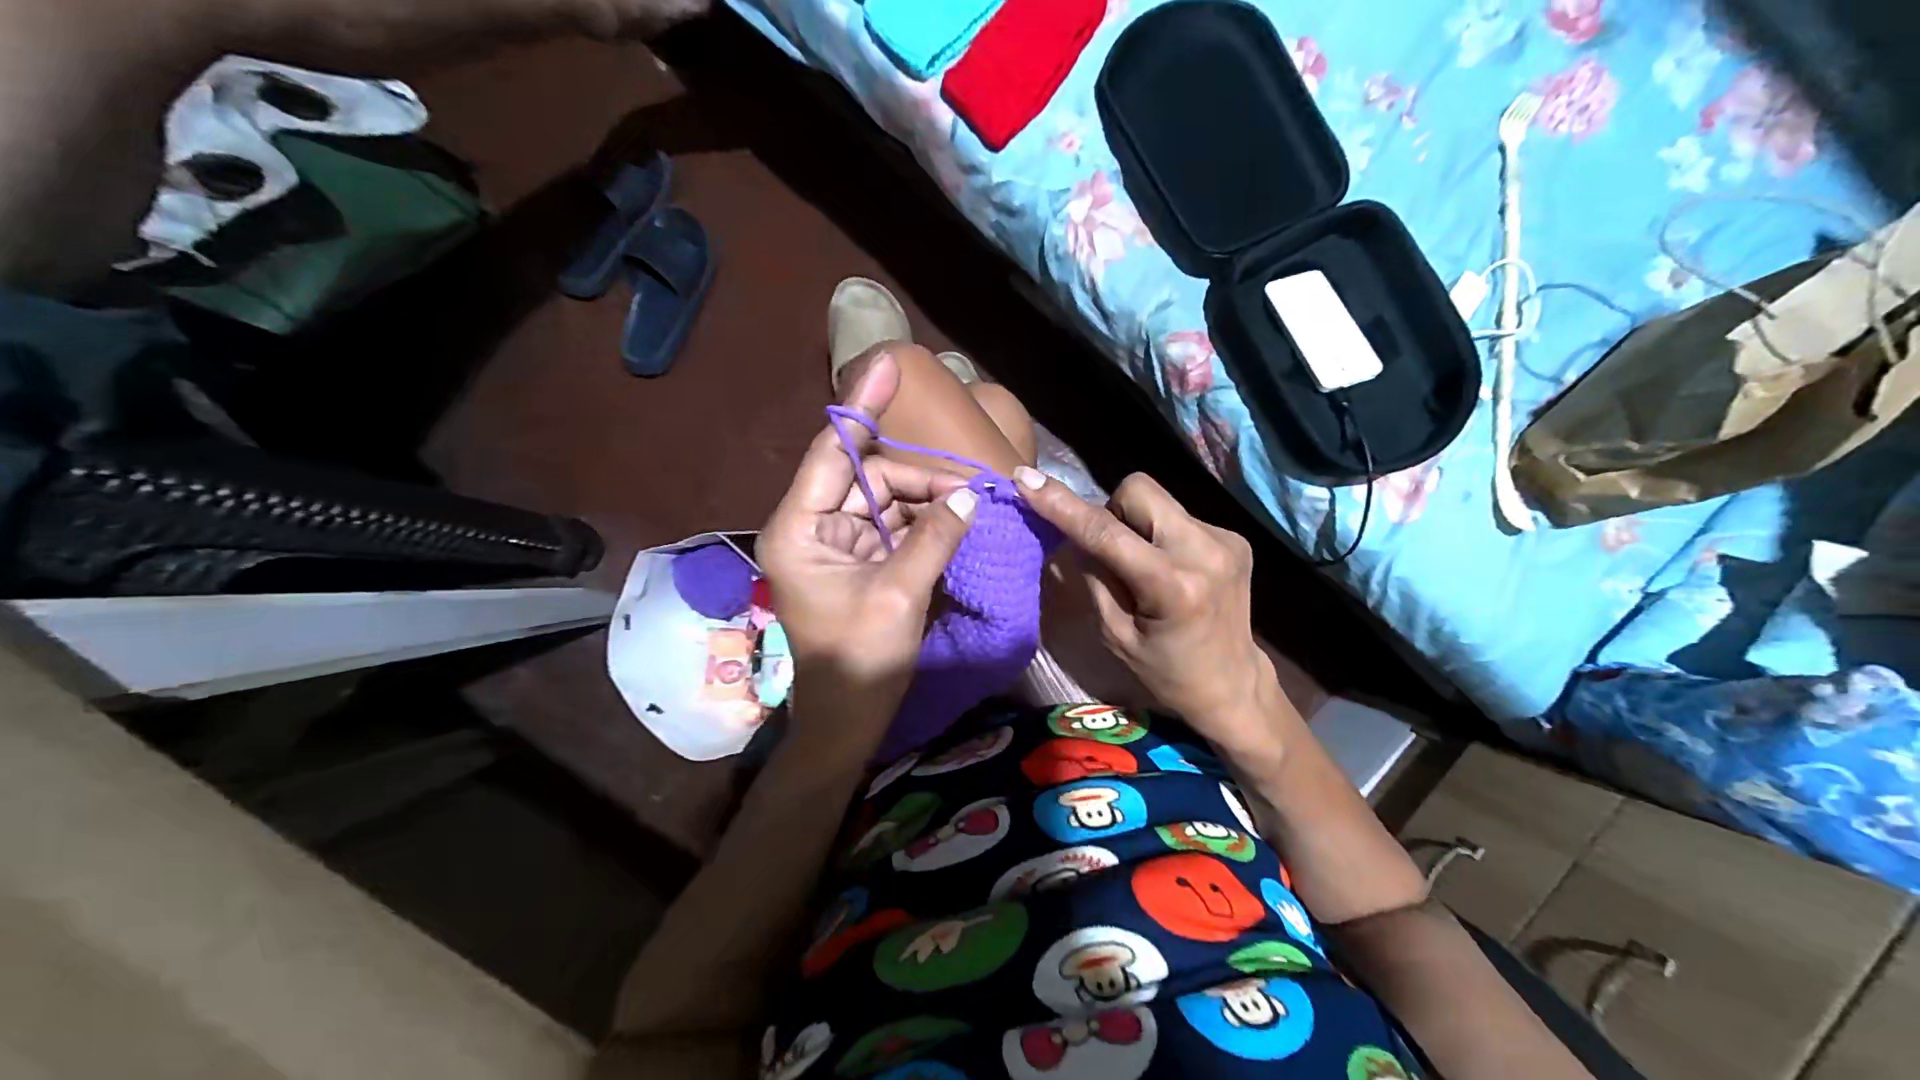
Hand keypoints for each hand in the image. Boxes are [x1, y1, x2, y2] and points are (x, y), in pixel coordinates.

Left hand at [757, 354, 977, 723]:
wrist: (848, 719)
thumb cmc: (860, 662)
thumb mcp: (900, 595)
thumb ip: (934, 537)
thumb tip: (969, 495)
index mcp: (800, 529)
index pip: (832, 452)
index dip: (862, 408)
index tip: (888, 365)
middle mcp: (812, 526)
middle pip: (869, 476)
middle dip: (919, 477)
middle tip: (970, 489)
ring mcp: (836, 542)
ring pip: (885, 499)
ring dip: (926, 499)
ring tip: (969, 504)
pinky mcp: (858, 559)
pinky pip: (892, 524)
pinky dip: (922, 520)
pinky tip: (953, 517)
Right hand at [1015, 468, 1292, 763]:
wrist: (1233, 685)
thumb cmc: (1165, 671)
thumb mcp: (1115, 634)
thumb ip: (1093, 577)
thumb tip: (1073, 531)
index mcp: (1173, 586)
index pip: (1106, 532)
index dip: (1062, 504)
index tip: (1027, 479)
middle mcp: (1205, 551)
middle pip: (1137, 491)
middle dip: (1112, 512)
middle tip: (1112, 554)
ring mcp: (1225, 539)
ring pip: (1157, 499)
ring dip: (1136, 523)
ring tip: (1143, 566)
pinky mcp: (1233, 537)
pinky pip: (1177, 515)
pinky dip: (1160, 534)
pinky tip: (1170, 568)